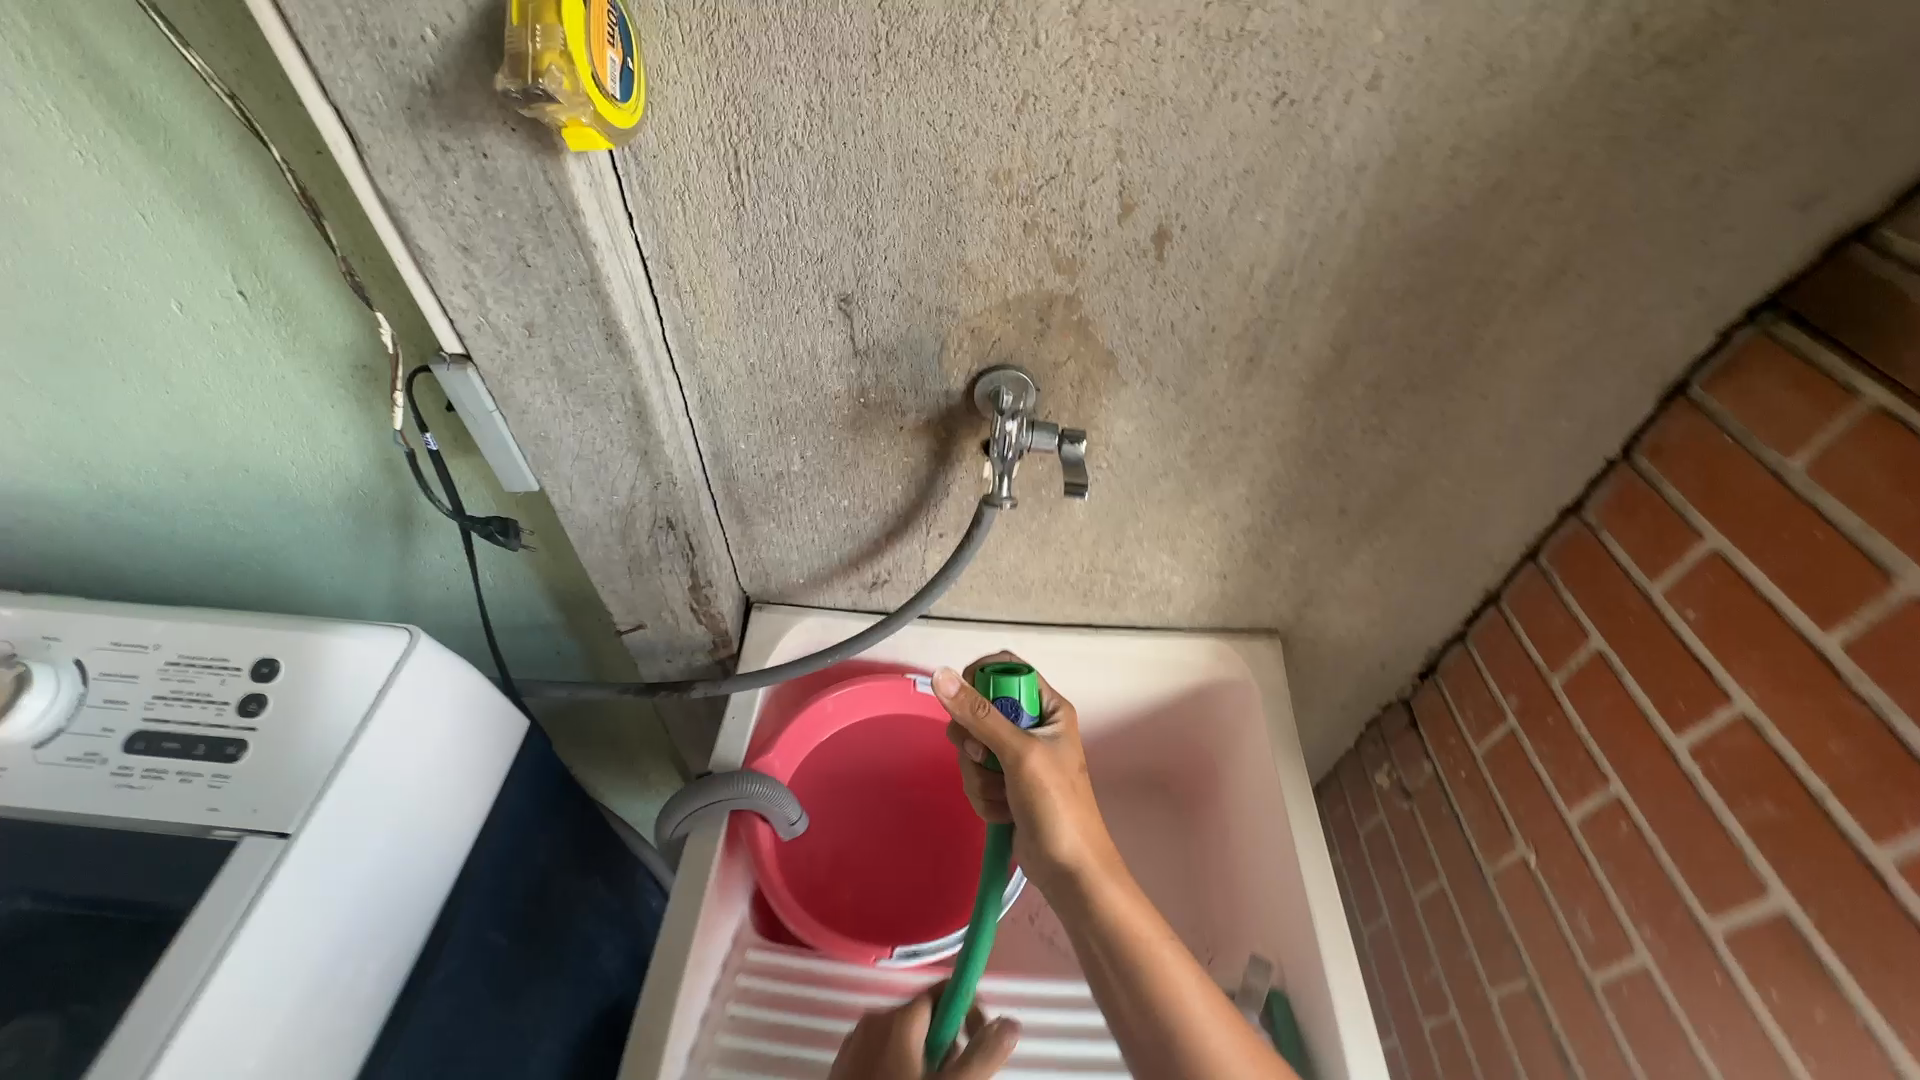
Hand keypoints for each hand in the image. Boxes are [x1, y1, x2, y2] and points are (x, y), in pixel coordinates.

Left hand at [827, 981, 1019, 1078]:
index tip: (978, 1044)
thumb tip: (1011, 1023)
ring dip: (925, 1061)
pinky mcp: (844, 1065)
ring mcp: (856, 1043)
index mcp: (900, 1018)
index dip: (969, 1014)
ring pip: (905, 1040)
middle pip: (927, 1018)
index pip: (946, 992)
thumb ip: (983, 1055)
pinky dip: (900, 1069)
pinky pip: (883, 1054)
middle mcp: (875, 1019)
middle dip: (948, 1046)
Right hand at [935, 653, 1120, 892]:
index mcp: (1047, 708)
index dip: (979, 681)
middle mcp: (1032, 726)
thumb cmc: (1056, 804)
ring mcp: (1016, 757)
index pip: (1004, 669)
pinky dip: (983, 796)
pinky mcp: (1004, 785)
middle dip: (974, 743)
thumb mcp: (1018, 753)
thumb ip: (980, 714)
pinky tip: (1002, 813)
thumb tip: (941, 675)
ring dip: (979, 777)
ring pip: (972, 748)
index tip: (962, 705)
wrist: (1069, 870)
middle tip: (984, 760)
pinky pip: (975, 776)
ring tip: (1001, 796)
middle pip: (979, 711)